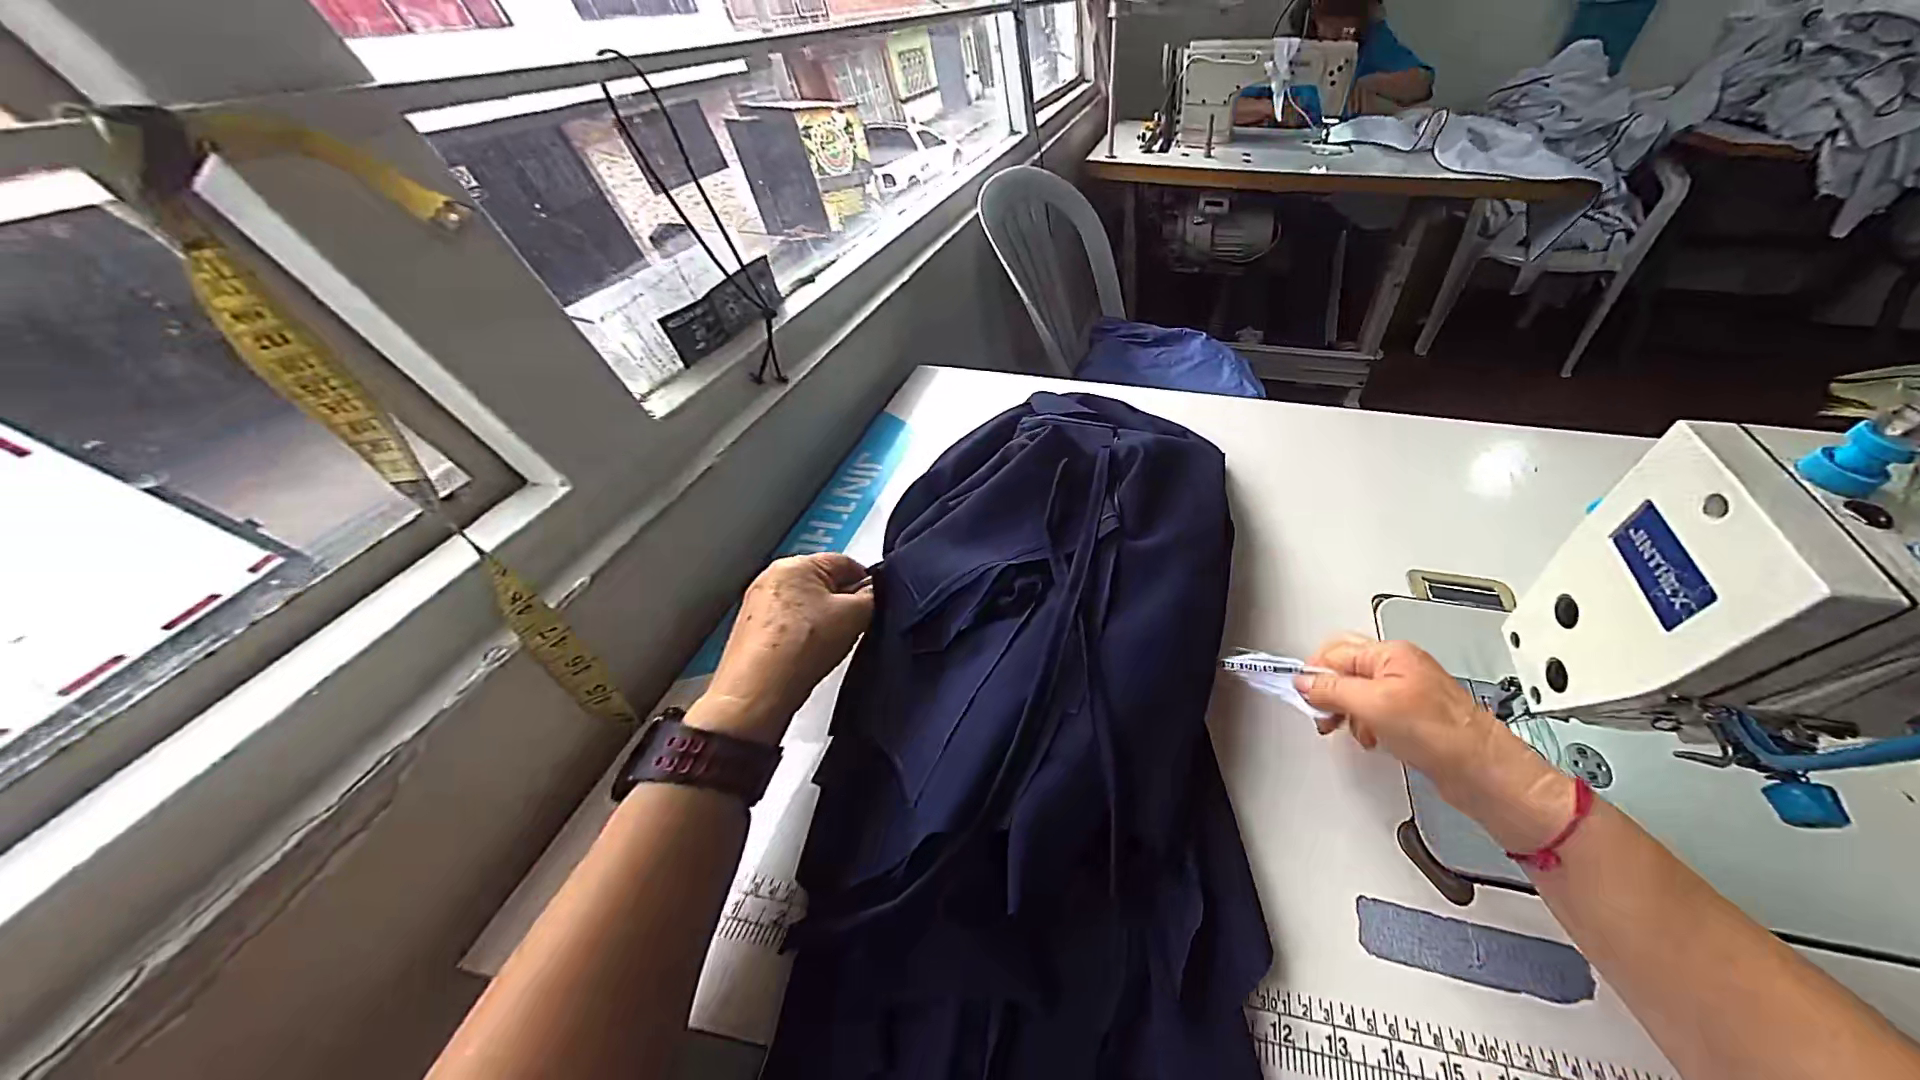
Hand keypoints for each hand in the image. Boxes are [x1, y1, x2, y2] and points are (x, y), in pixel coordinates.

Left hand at [691, 554, 873, 744]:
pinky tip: (808, 654)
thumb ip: (872, 596)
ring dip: (822, 623)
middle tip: (851, 627)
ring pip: (807, 607)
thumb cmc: (796, 650)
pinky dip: (804, 638)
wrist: (757, 691)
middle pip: (824, 584)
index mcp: (795, 563)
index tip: (875, 602)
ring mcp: (759, 605)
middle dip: (842, 604)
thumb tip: (872, 593)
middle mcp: (771, 578)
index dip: (866, 582)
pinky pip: (790, 627)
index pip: (845, 562)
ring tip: (827, 645)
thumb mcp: (855, 615)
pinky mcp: (754, 630)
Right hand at [1295, 634, 1576, 851]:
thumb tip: (1305, 682)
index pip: (1334, 652)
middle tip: (1325, 710)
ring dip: (1346, 711)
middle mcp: (1399, 668)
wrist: (1486, 775)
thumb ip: (1332, 689)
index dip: (1316, 674)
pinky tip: (1371, 736)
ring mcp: (1405, 692)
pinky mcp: (1409, 716)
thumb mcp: (1374, 705)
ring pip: (1354, 691)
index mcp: (1392, 654)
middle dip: (1329, 691)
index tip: (1303, 694)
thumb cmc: (1448, 736)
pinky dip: (1363, 724)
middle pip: (1342, 668)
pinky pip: (1370, 711)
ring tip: (1351, 727)